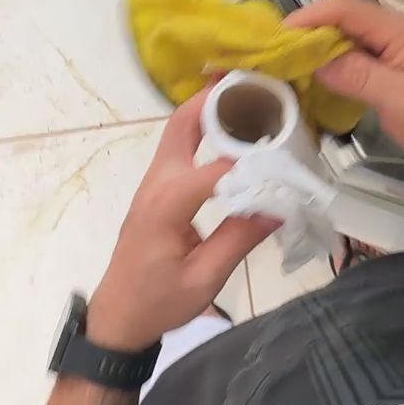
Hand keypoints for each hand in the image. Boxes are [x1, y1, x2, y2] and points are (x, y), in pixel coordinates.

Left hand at [88, 88, 281, 351]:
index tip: (284, 156)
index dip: (250, 160)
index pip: (214, 169)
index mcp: (166, 204)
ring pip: (178, 131)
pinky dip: (203, 129)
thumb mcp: (204, 278)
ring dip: (209, 111)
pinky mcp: (157, 189)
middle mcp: (157, 183)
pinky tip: (231, 132)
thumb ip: (239, 239)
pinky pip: (179, 147)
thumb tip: (279, 207)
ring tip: (248, 102)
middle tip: (253, 88)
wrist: (119, 317)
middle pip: (182, 124)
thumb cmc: (158, 301)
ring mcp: (153, 183)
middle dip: (214, 101)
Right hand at [286, 0, 403, 164]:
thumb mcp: (399, 101)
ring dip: (319, 43)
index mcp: (396, 29)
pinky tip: (320, 74)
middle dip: (309, 28)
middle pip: (342, 15)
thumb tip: (317, 61)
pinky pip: (356, 49)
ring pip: (347, 32)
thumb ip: (358, 76)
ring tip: (291, 62)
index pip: (343, 7)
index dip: (309, 16)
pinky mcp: (393, 61)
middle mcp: (394, 28)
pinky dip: (334, 57)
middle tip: (279, 52)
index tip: (279, 36)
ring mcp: (394, 44)